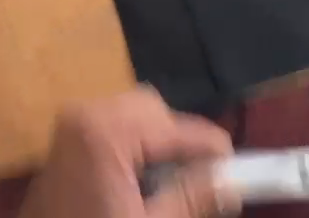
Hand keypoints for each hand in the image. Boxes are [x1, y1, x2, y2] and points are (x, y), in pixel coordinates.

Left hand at [19, 87, 237, 217]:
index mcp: (106, 131)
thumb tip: (233, 181)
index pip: (173, 126)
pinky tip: (146, 180)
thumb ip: (191, 199)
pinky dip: (136, 143)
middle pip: (152, 108)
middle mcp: (87, 113)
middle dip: (180, 140)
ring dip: (159, 140)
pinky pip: (114, 123)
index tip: (240, 167)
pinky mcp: (67, 137)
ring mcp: (73, 122)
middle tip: (204, 180)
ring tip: (175, 183)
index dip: (210, 146)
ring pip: (134, 112)